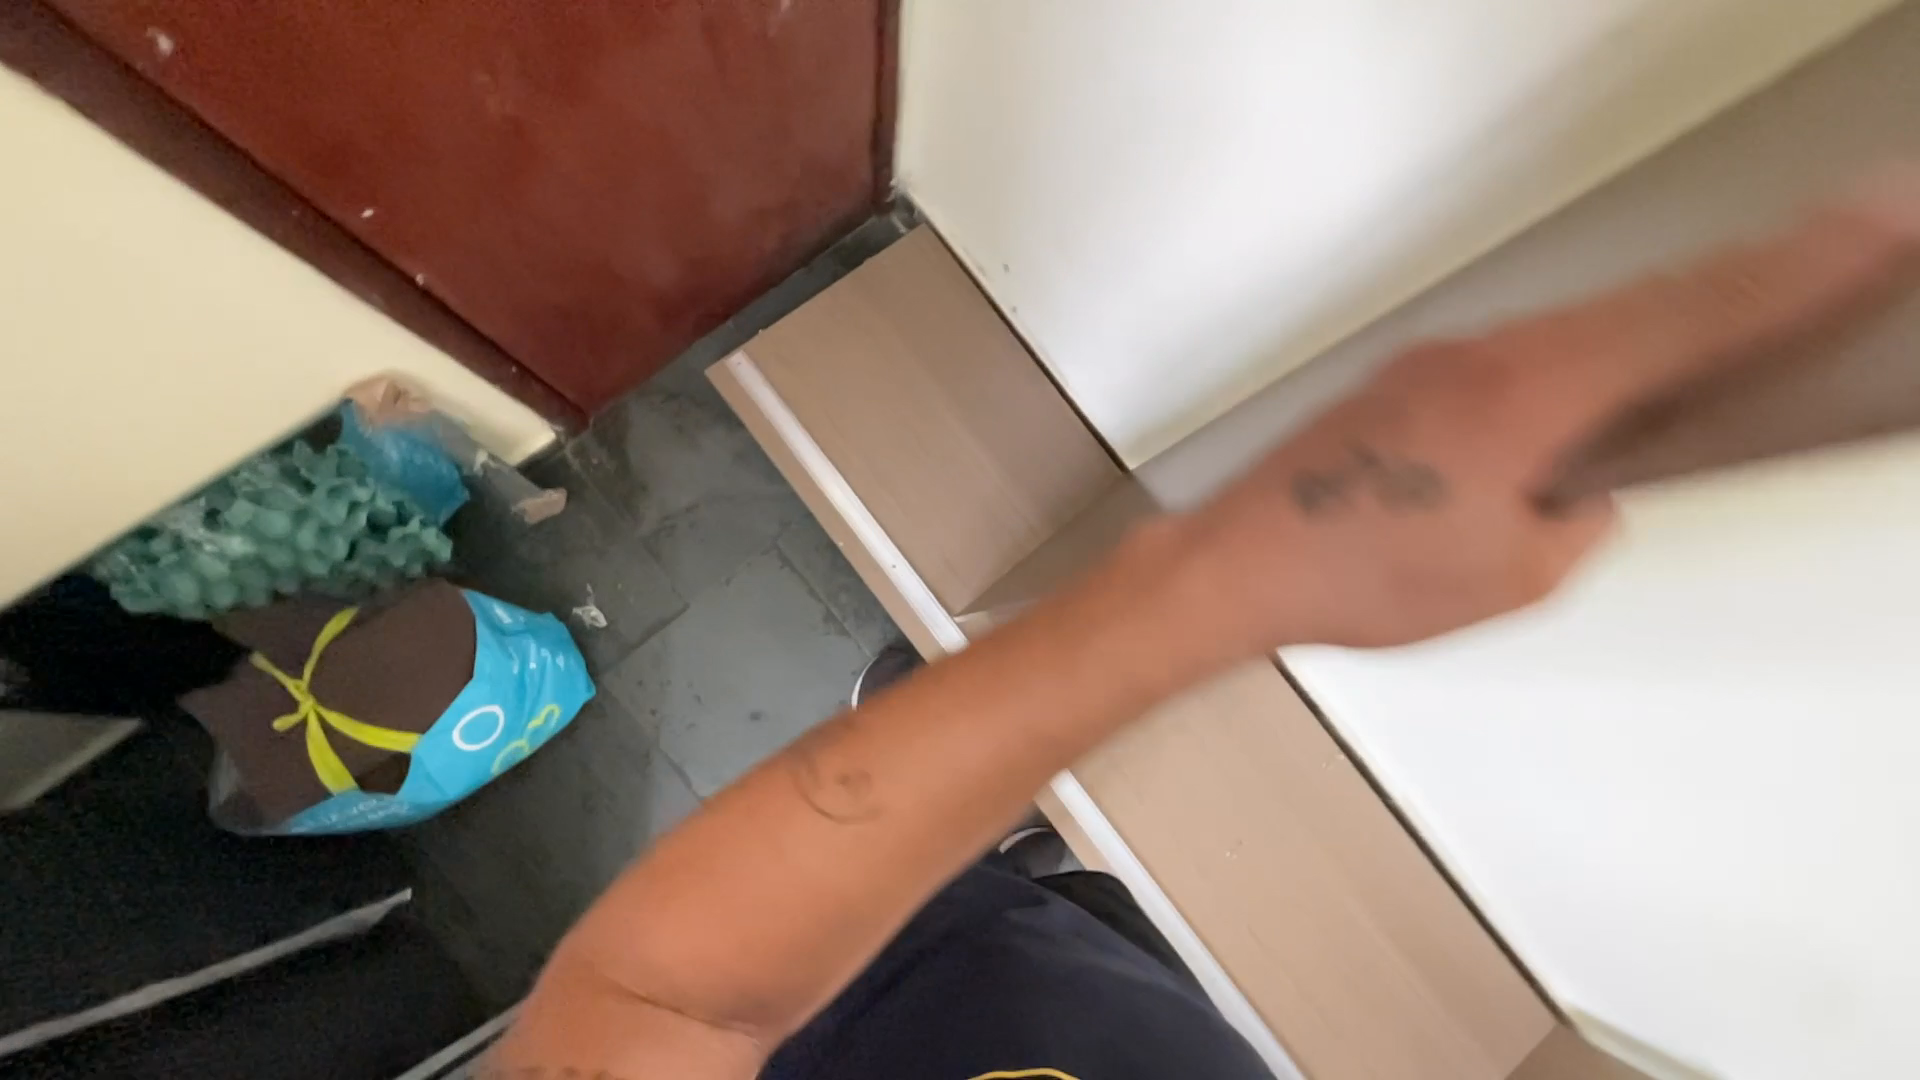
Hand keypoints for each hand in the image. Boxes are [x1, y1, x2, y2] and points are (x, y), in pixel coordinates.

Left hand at [1169, 174, 1919, 653]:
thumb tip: (1582, 489)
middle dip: (1730, 291)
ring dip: (1634, 331)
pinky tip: (1572, 387)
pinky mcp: (1384, 389)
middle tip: (1826, 261)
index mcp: (1526, 394)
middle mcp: (1474, 357)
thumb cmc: (1363, 579)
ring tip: (1711, 331)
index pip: (1689, 316)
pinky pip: (1497, 359)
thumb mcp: (1511, 576)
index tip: (1887, 221)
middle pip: (1627, 311)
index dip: (1798, 271)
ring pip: (1559, 333)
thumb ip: (1576, 520)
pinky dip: (1557, 361)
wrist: (1237, 563)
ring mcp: (1420, 367)